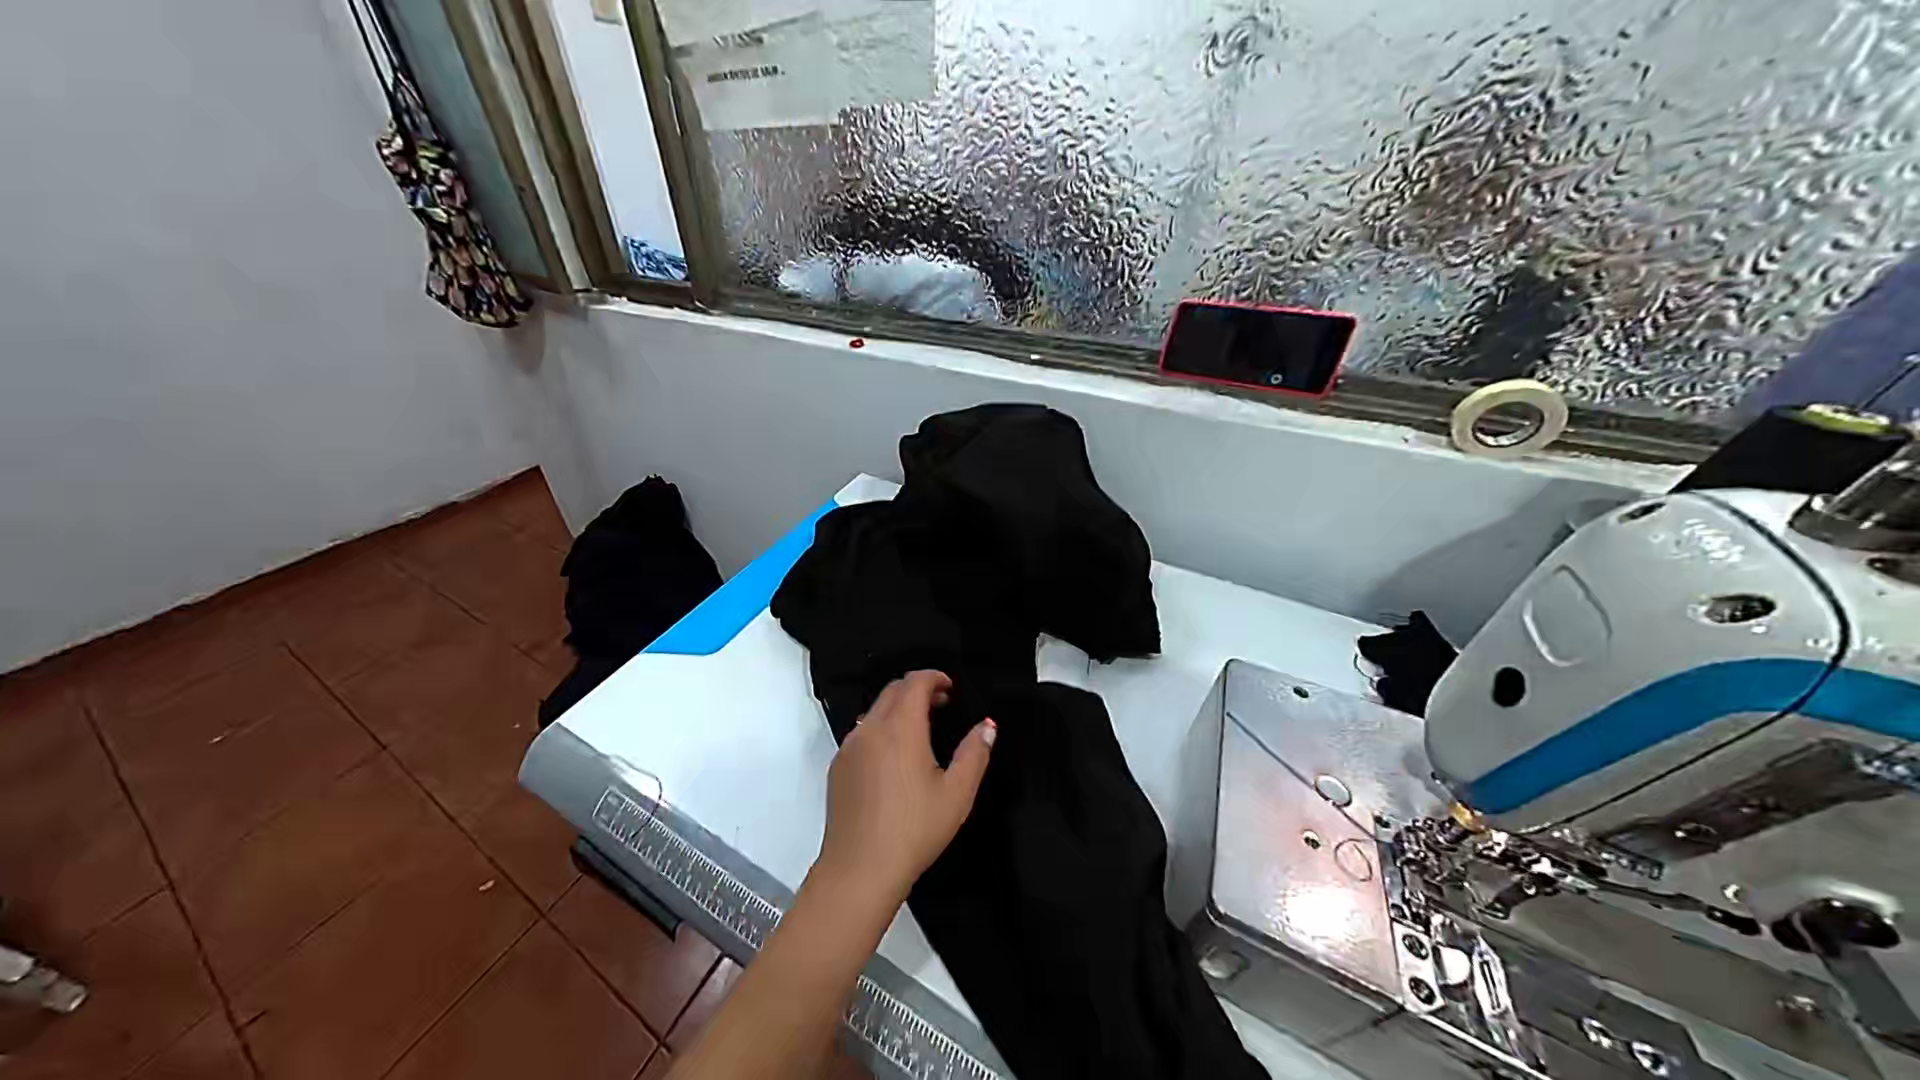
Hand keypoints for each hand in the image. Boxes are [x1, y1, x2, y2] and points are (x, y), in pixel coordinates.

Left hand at [813, 671, 995, 903]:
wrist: (860, 869)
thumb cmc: (912, 831)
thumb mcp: (957, 794)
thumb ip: (975, 753)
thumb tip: (986, 727)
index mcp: (900, 729)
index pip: (914, 682)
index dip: (934, 677)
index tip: (949, 687)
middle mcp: (870, 730)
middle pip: (892, 690)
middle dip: (917, 689)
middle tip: (941, 704)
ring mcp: (849, 748)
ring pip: (874, 711)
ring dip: (897, 709)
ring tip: (919, 730)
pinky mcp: (837, 767)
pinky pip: (860, 733)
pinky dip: (880, 730)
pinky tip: (894, 759)